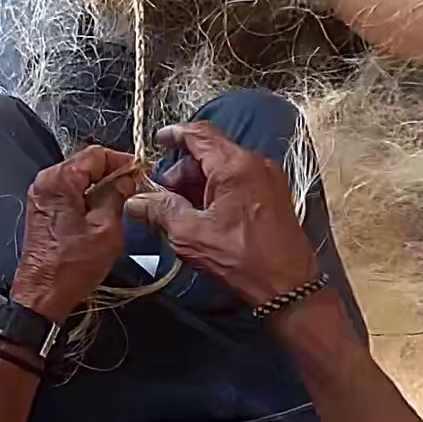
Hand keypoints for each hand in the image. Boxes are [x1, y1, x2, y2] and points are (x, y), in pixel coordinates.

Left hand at [10, 146, 135, 321]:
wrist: (43, 293)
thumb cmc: (69, 266)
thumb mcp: (106, 228)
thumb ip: (117, 195)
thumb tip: (126, 179)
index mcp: (58, 181)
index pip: (95, 154)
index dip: (121, 160)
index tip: (139, 170)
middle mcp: (45, 183)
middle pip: (85, 164)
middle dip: (112, 173)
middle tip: (135, 186)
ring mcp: (42, 197)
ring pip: (78, 179)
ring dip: (101, 186)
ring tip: (123, 200)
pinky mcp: (44, 210)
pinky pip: (70, 193)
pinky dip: (88, 197)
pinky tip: (104, 211)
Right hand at [124, 122, 317, 304]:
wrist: (288, 287)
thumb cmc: (242, 258)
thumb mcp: (191, 234)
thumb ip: (160, 211)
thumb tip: (134, 201)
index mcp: (235, 166)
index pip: (200, 134)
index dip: (175, 134)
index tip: (157, 140)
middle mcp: (255, 164)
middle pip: (209, 152)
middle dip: (180, 170)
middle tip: (160, 195)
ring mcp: (267, 179)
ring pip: (222, 168)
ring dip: (196, 183)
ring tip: (178, 210)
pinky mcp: (272, 196)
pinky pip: (236, 181)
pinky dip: (214, 190)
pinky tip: (200, 214)